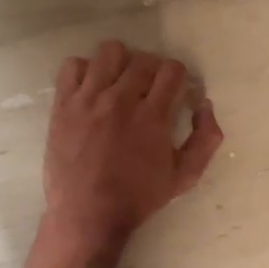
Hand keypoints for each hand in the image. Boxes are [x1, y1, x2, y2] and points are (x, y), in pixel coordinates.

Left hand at [42, 40, 223, 246]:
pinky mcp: (63, 105)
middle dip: (153, 71)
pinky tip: (91, 89)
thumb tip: (205, 104)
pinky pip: (73, 66)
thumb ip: (205, 139)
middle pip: (143, 59)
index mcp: (153, 116)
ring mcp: (88, 99)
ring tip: (119, 84)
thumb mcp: (184, 177)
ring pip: (109, 52)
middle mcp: (121, 100)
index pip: (172, 69)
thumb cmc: (137, 198)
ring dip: (121, 64)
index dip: (178, 78)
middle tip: (149, 92)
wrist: (86, 215)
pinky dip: (85, 71)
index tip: (174, 93)